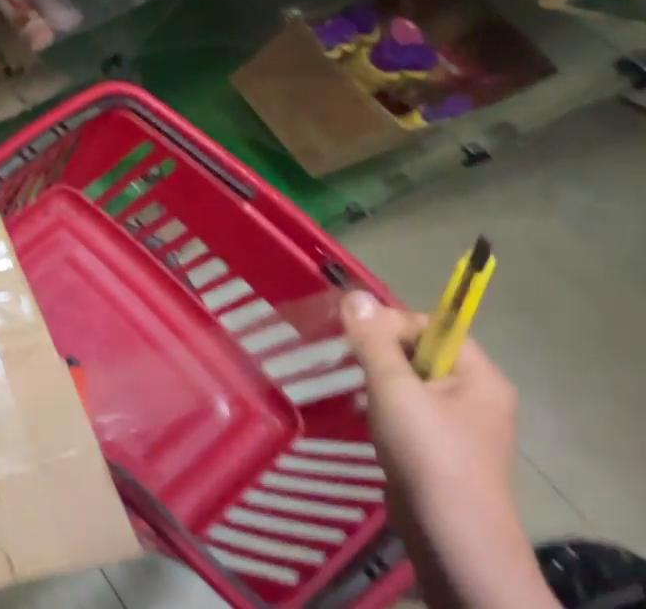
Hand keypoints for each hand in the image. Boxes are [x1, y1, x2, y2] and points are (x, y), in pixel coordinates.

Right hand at [340, 291, 547, 608]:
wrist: (450, 529)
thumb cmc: (426, 450)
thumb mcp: (393, 388)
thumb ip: (372, 341)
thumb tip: (355, 295)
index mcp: (481, 377)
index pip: (435, 327)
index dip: (391, 324)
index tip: (352, 335)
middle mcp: (479, 396)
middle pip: (422, 353)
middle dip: (378, 352)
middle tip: (344, 360)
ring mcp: (462, 424)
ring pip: (411, 382)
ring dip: (376, 379)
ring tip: (349, 389)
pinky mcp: (441, 446)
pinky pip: (409, 408)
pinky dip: (381, 405)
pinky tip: (360, 415)